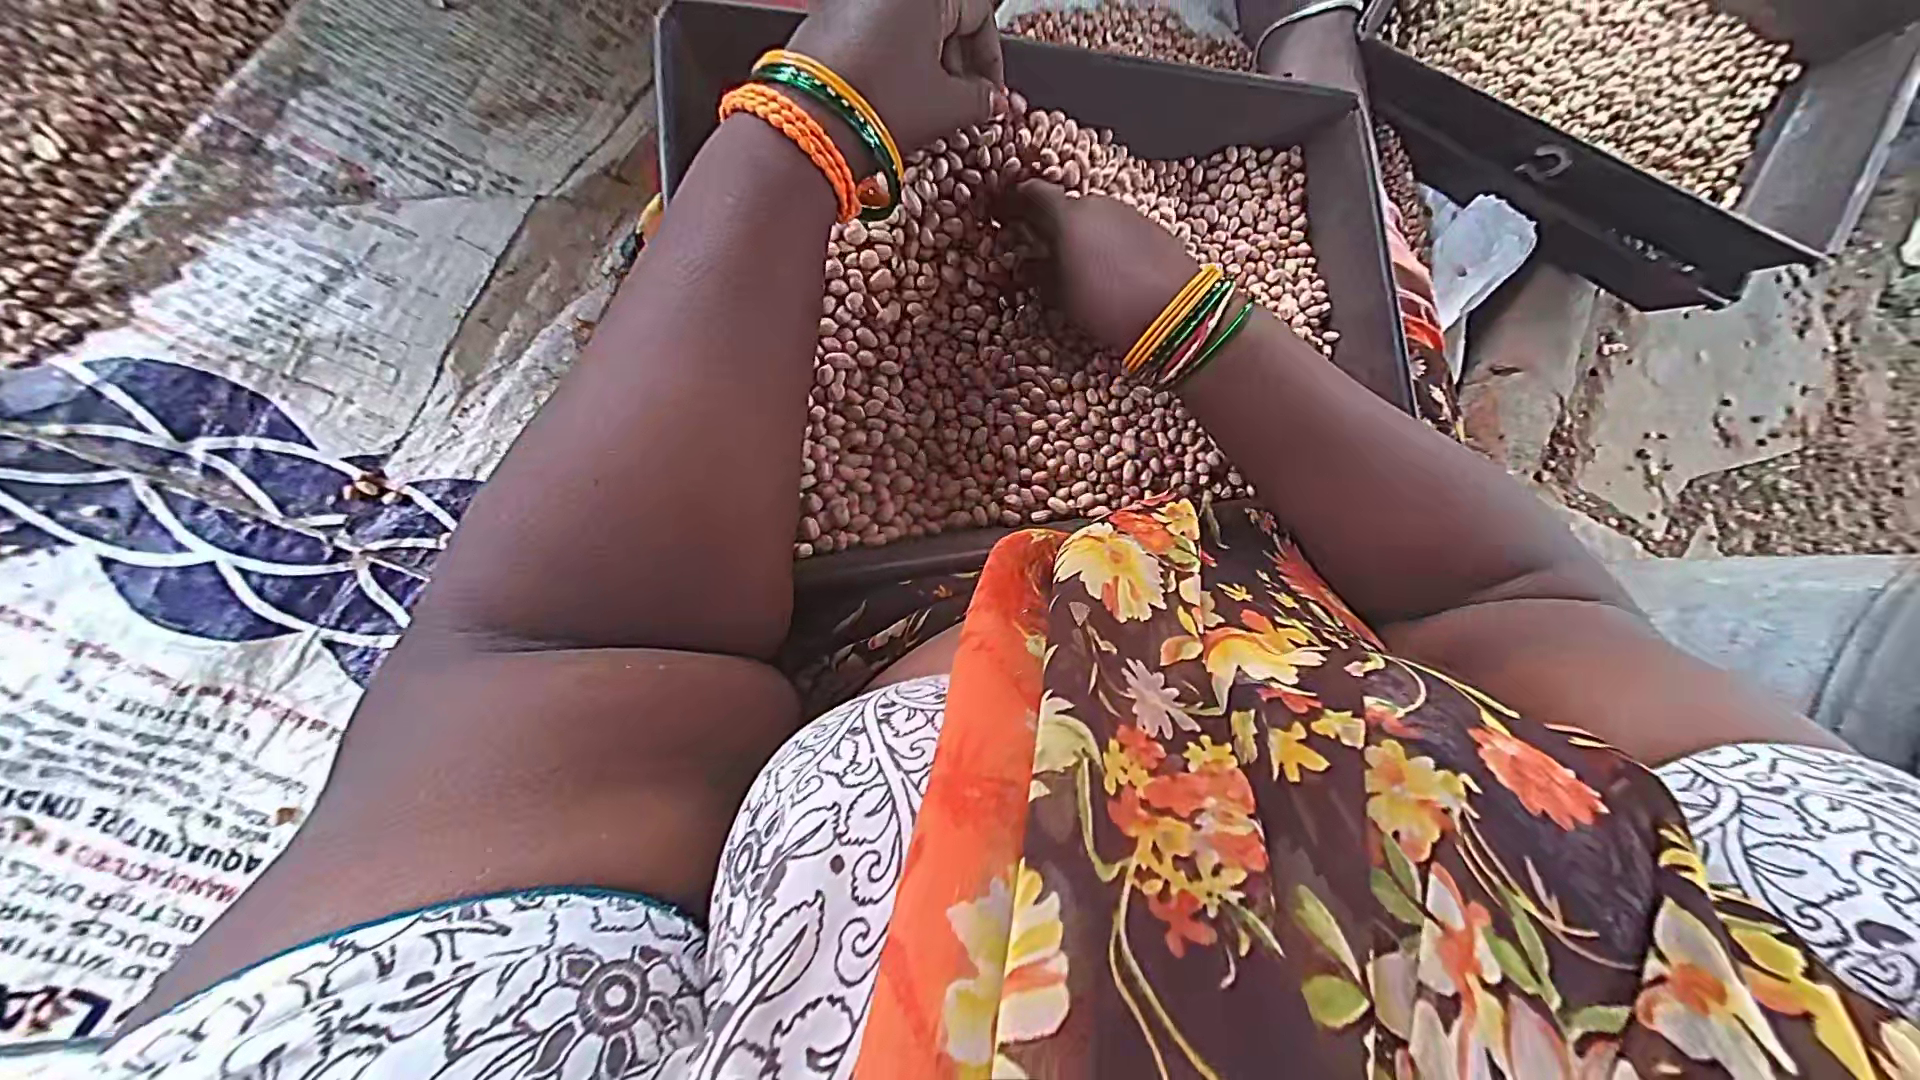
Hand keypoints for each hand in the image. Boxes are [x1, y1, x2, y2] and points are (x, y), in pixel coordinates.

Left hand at [787, 0, 1004, 155]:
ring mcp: (856, 0)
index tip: (992, 96)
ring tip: (931, 111)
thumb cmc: (880, 103)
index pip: (979, 13)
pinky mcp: (832, 21)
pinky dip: (897, 67)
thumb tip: (992, 101)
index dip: (990, 62)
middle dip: (959, 65)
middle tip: (964, 108)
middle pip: (943, 18)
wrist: (813, 121)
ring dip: (929, 69)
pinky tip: (900, 102)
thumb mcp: (945, 107)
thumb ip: (979, 100)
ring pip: (911, 31)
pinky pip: (880, 38)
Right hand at [1002, 181, 1198, 354]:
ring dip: (1075, 233)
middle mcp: (1097, 203)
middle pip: (1063, 205)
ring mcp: (1126, 211)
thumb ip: (1040, 275)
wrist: (1174, 310)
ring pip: (1091, 216)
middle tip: (1030, 242)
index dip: (1013, 202)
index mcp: (1068, 215)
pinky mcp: (1149, 225)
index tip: (1000, 213)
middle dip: (1045, 221)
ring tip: (1068, 260)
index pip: (1032, 194)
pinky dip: (1100, 240)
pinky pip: (1113, 227)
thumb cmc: (1108, 305)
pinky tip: (1101, 265)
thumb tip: (1026, 264)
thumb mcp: (1063, 297)